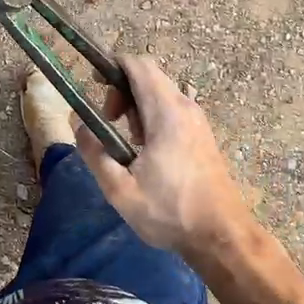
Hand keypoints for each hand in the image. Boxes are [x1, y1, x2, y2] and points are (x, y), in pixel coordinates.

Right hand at [75, 56, 253, 255]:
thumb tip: (78, 123)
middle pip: (148, 75)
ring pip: (161, 91)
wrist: (224, 239)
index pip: (138, 65)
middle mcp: (185, 107)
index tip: (95, 84)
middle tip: (109, 119)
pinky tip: (148, 148)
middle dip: (122, 88)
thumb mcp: (120, 190)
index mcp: (166, 113)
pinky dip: (154, 115)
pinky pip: (173, 107)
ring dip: (137, 104)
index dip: (112, 66)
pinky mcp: (203, 134)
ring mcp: (198, 120)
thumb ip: (93, 152)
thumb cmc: (171, 213)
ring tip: (128, 139)